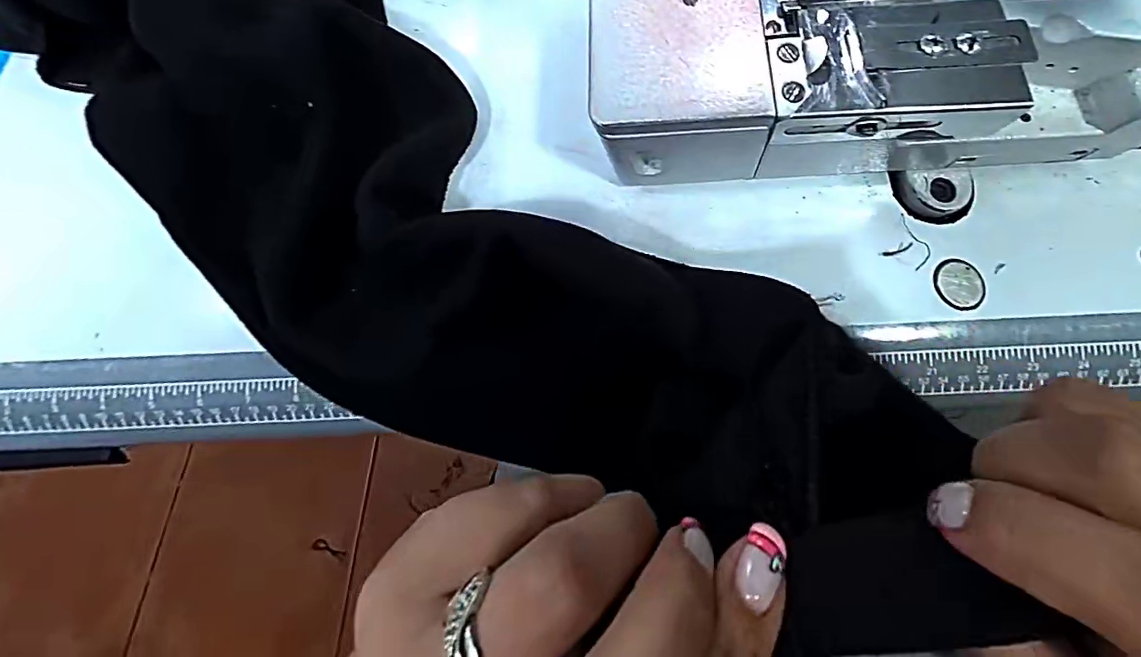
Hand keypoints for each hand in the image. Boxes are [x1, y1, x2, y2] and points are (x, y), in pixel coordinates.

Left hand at [352, 473, 786, 655]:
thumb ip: (727, 641)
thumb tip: (759, 550)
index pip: (645, 648)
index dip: (686, 580)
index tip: (697, 545)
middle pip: (560, 580)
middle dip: (622, 529)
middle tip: (642, 529)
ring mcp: (409, 650)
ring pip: (503, 538)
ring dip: (568, 503)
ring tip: (591, 515)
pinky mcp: (381, 606)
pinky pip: (452, 518)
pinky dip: (510, 498)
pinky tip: (539, 516)